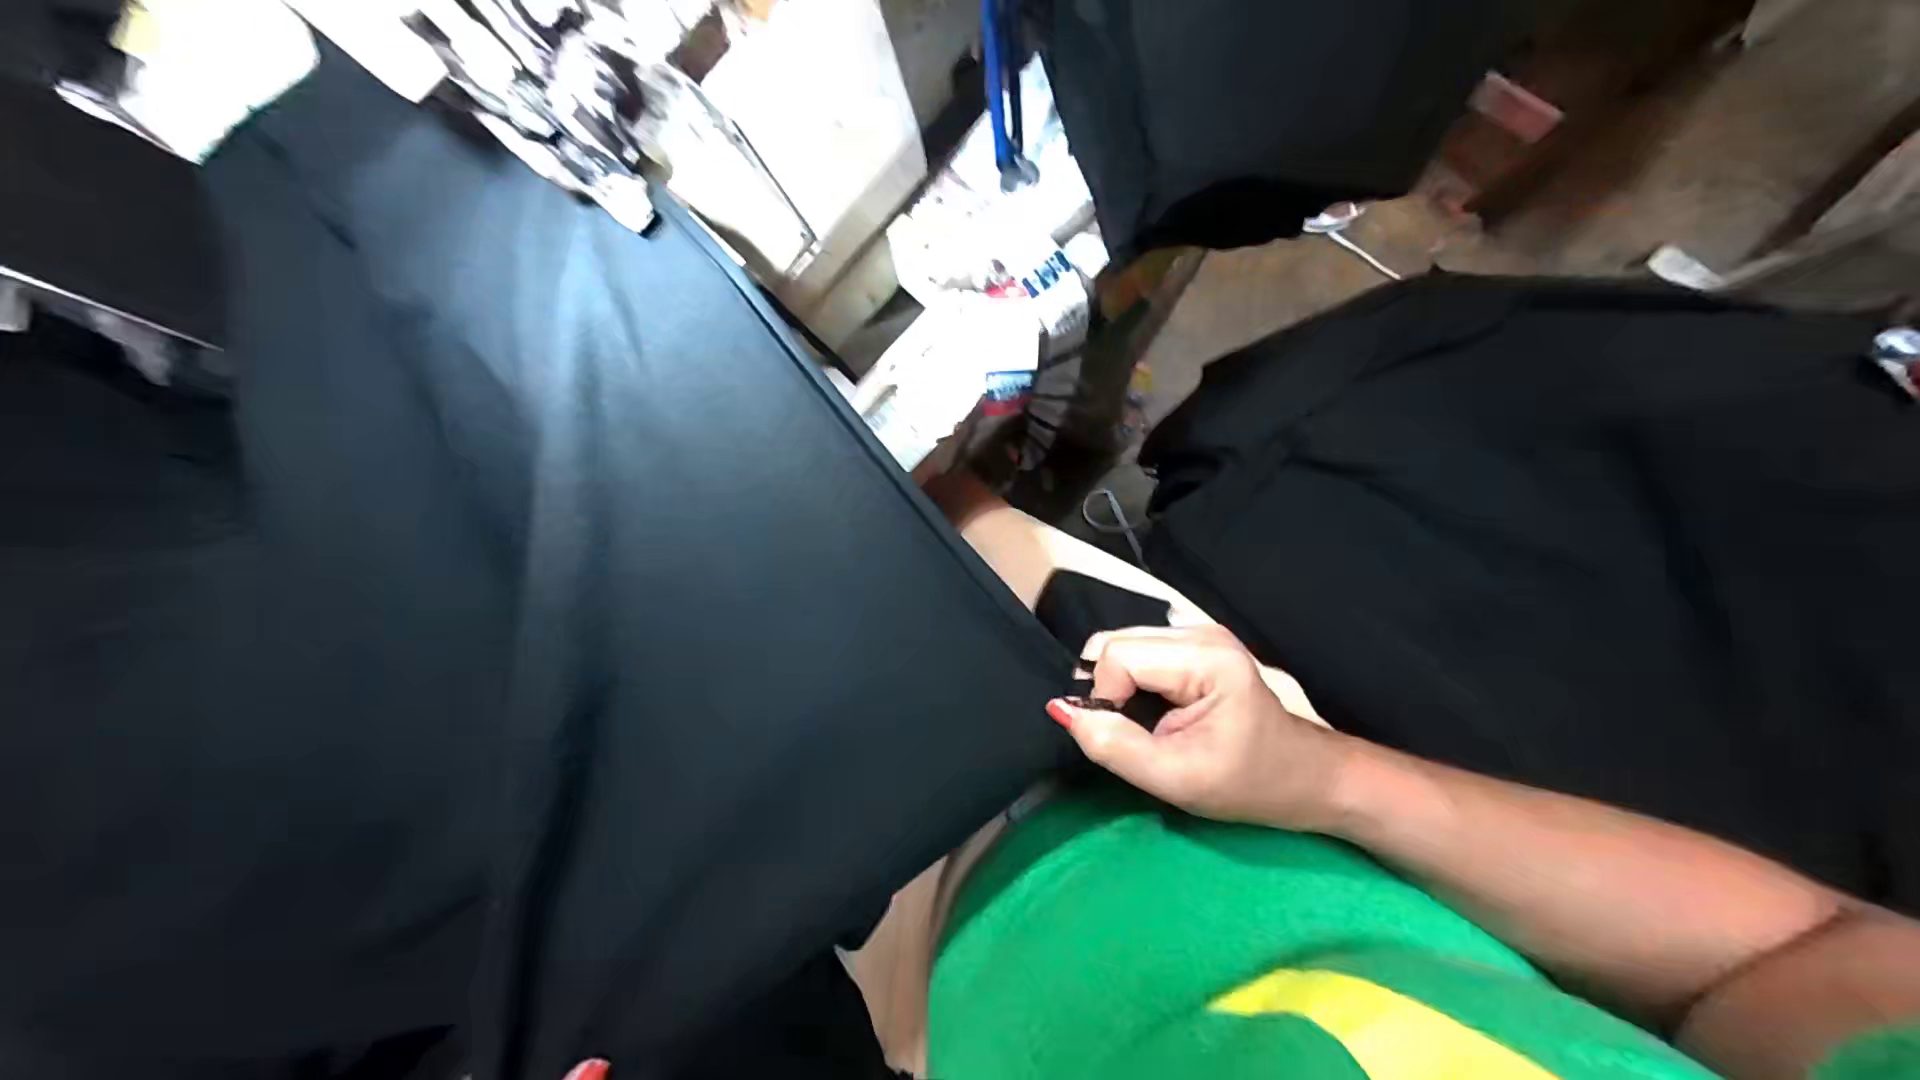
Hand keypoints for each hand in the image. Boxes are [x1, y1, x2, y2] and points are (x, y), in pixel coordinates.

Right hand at [1048, 625, 1352, 830]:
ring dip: (1117, 684)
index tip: (1127, 737)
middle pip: (1115, 643)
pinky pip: (1135, 648)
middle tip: (1135, 730)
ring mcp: (1197, 631)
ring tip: (1146, 720)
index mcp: (1206, 658)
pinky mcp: (1192, 640)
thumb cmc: (1248, 784)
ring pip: (1120, 643)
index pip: (1118, 657)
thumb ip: (1114, 746)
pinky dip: (1129, 678)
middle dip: (1108, 689)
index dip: (1106, 699)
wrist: (1303, 777)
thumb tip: (1060, 710)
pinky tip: (1152, 705)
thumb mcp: (1176, 780)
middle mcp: (1200, 632)